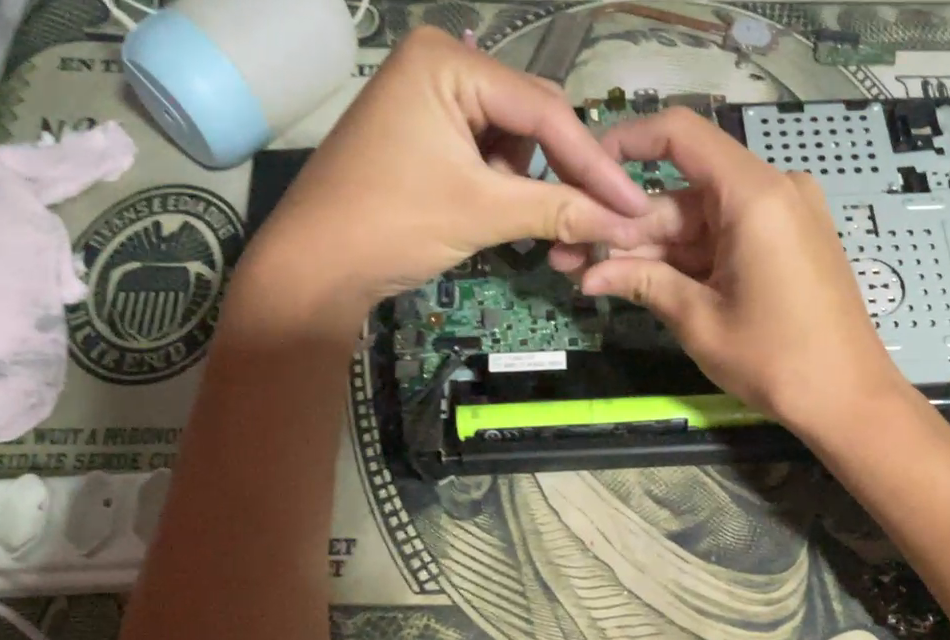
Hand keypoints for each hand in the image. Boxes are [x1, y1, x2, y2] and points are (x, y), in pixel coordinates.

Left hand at [246, 28, 651, 314]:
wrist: (316, 267)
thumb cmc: (392, 225)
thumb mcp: (483, 213)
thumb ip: (559, 210)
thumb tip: (624, 223)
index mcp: (449, 61)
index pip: (543, 110)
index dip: (594, 162)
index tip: (633, 203)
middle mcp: (442, 63)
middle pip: (531, 116)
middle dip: (565, 170)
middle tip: (604, 216)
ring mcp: (430, 97)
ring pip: (513, 137)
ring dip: (535, 181)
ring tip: (542, 221)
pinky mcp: (425, 131)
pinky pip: (486, 151)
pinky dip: (507, 184)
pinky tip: (509, 212)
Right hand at [562, 108, 904, 433]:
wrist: (848, 399)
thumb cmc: (777, 361)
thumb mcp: (700, 321)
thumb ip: (645, 283)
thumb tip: (590, 274)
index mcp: (755, 196)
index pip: (680, 135)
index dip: (627, 143)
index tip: (585, 171)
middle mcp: (773, 191)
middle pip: (684, 192)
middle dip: (629, 226)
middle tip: (576, 257)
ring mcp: (783, 218)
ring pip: (701, 221)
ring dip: (654, 250)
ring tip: (597, 278)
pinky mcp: (787, 244)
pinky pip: (726, 238)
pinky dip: (689, 260)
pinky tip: (644, 282)